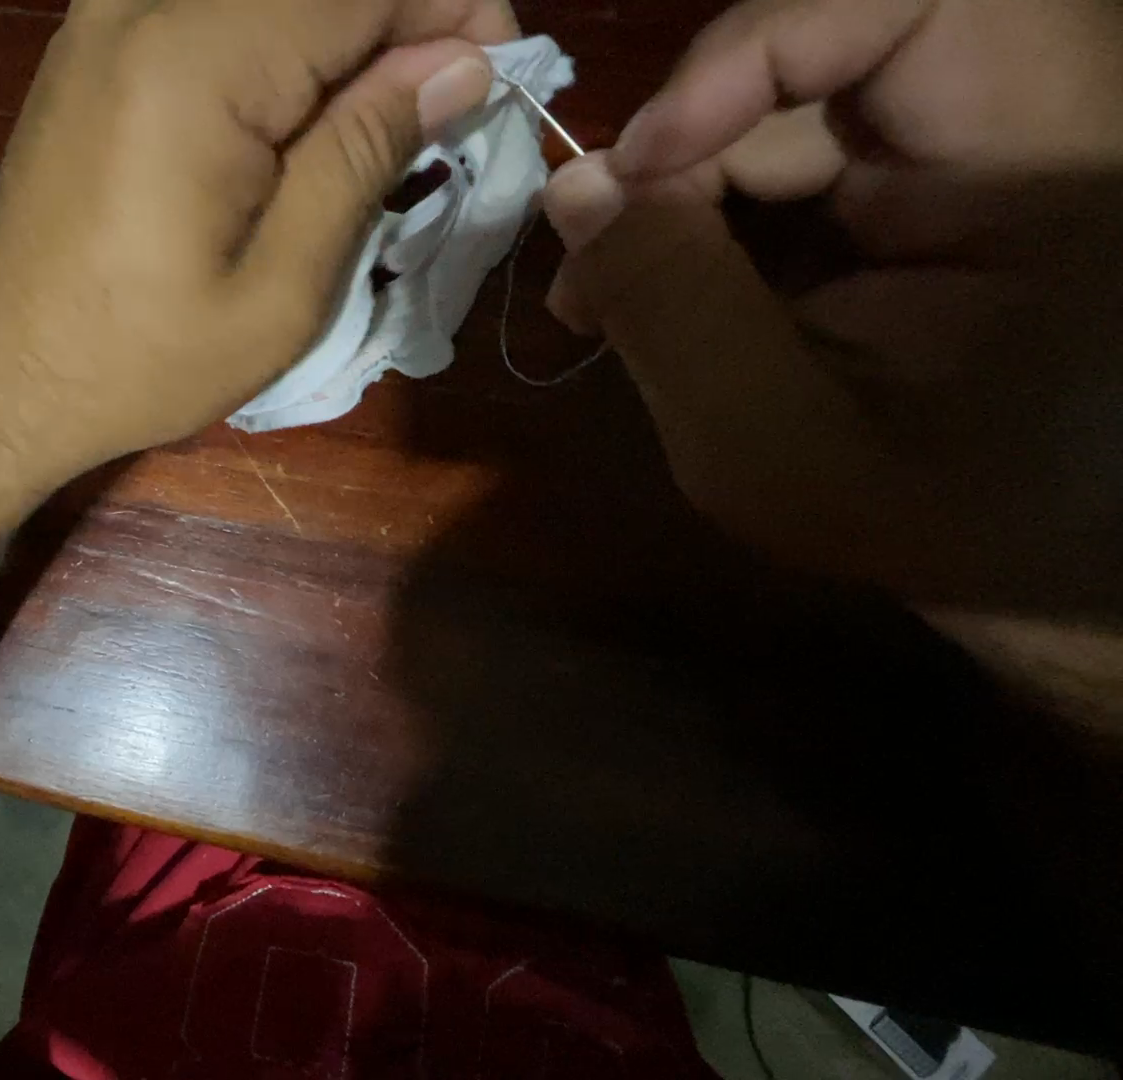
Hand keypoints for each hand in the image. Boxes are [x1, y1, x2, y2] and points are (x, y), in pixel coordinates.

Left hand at [0, 0, 517, 493]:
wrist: (5, 388)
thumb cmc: (139, 366)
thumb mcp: (276, 291)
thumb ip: (364, 157)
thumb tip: (458, 63)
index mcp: (193, 60)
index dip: (451, 9)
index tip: (498, 71)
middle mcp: (137, 7)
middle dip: (392, 30)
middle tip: (438, 112)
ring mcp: (95, 24)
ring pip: (256, 4)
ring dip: (329, 49)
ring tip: (369, 130)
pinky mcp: (81, 56)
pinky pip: (200, 23)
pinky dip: (265, 58)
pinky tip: (291, 122)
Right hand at [541, 0, 1122, 620]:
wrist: (1021, 551)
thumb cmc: (914, 517)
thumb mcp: (763, 439)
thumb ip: (670, 308)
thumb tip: (569, 189)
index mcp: (1041, 174)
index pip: (924, 3)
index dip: (756, 51)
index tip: (635, 166)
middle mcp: (1022, 131)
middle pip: (812, 73)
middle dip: (670, 167)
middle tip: (581, 278)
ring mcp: (964, 160)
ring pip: (773, 126)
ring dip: (663, 207)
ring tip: (597, 309)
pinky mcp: (909, 195)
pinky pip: (774, 174)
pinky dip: (689, 230)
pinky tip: (647, 299)